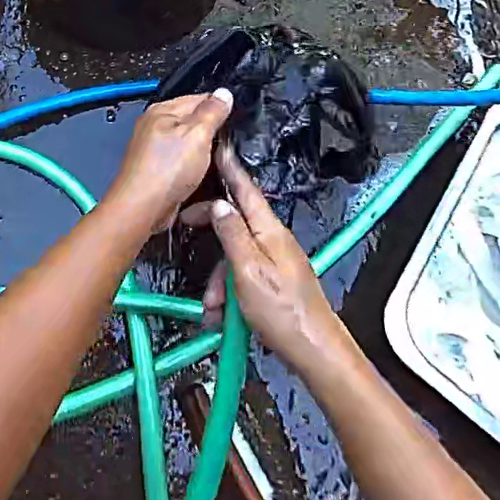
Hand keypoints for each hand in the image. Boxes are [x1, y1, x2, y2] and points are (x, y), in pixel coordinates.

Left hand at [104, 90, 234, 223]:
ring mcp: (155, 150)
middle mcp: (155, 127)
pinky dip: (192, 169)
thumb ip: (212, 112)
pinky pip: (182, 163)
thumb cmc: (164, 171)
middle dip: (211, 134)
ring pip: (190, 144)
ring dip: (202, 154)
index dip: (220, 109)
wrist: (142, 209)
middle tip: (222, 147)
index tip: (231, 123)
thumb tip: (223, 93)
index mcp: (163, 110)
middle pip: (194, 122)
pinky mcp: (158, 170)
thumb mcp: (198, 135)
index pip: (200, 98)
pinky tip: (197, 177)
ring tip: (209, 165)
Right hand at [185, 143, 355, 374]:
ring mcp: (275, 261)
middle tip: (186, 226)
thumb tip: (220, 205)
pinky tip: (223, 318)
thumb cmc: (282, 311)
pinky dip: (230, 295)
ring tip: (214, 310)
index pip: (246, 190)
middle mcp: (273, 240)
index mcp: (269, 230)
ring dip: (218, 281)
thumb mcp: (248, 270)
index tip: (219, 148)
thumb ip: (232, 235)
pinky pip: (243, 278)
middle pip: (235, 223)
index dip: (230, 169)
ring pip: (235, 257)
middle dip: (212, 233)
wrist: (313, 350)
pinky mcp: (274, 282)